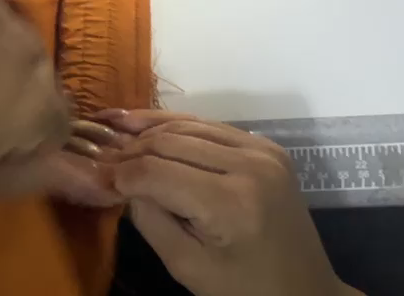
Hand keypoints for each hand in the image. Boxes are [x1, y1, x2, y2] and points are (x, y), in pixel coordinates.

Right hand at [106, 111, 355, 295]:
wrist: (308, 293)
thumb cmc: (245, 291)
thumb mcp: (189, 269)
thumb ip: (151, 221)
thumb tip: (121, 180)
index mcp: (231, 204)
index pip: (158, 173)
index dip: (122, 172)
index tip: (94, 173)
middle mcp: (249, 165)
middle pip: (170, 143)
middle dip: (131, 148)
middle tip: (98, 150)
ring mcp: (261, 150)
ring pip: (187, 125)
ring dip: (148, 128)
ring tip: (114, 126)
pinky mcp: (265, 144)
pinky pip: (208, 126)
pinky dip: (176, 125)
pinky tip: (148, 124)